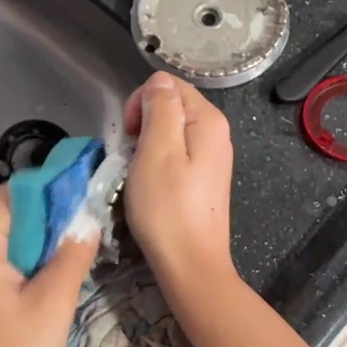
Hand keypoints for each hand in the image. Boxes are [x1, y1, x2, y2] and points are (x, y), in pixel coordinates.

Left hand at [0, 188, 97, 346]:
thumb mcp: (54, 301)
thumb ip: (72, 253)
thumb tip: (88, 219)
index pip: (15, 194)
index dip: (50, 191)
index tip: (85, 196)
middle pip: (12, 213)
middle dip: (49, 218)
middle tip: (88, 228)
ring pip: (10, 237)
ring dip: (42, 241)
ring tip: (77, 251)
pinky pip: (4, 259)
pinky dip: (29, 260)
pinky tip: (54, 275)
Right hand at [123, 72, 234, 282]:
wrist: (189, 264)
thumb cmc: (167, 207)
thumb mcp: (156, 150)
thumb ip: (159, 107)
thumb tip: (158, 82)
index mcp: (208, 120)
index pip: (167, 84)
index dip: (140, 103)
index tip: (130, 136)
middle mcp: (216, 132)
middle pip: (170, 104)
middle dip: (143, 122)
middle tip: (132, 155)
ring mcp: (212, 156)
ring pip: (170, 129)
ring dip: (147, 143)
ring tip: (139, 171)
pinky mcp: (204, 176)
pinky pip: (175, 151)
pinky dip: (156, 159)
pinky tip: (150, 182)